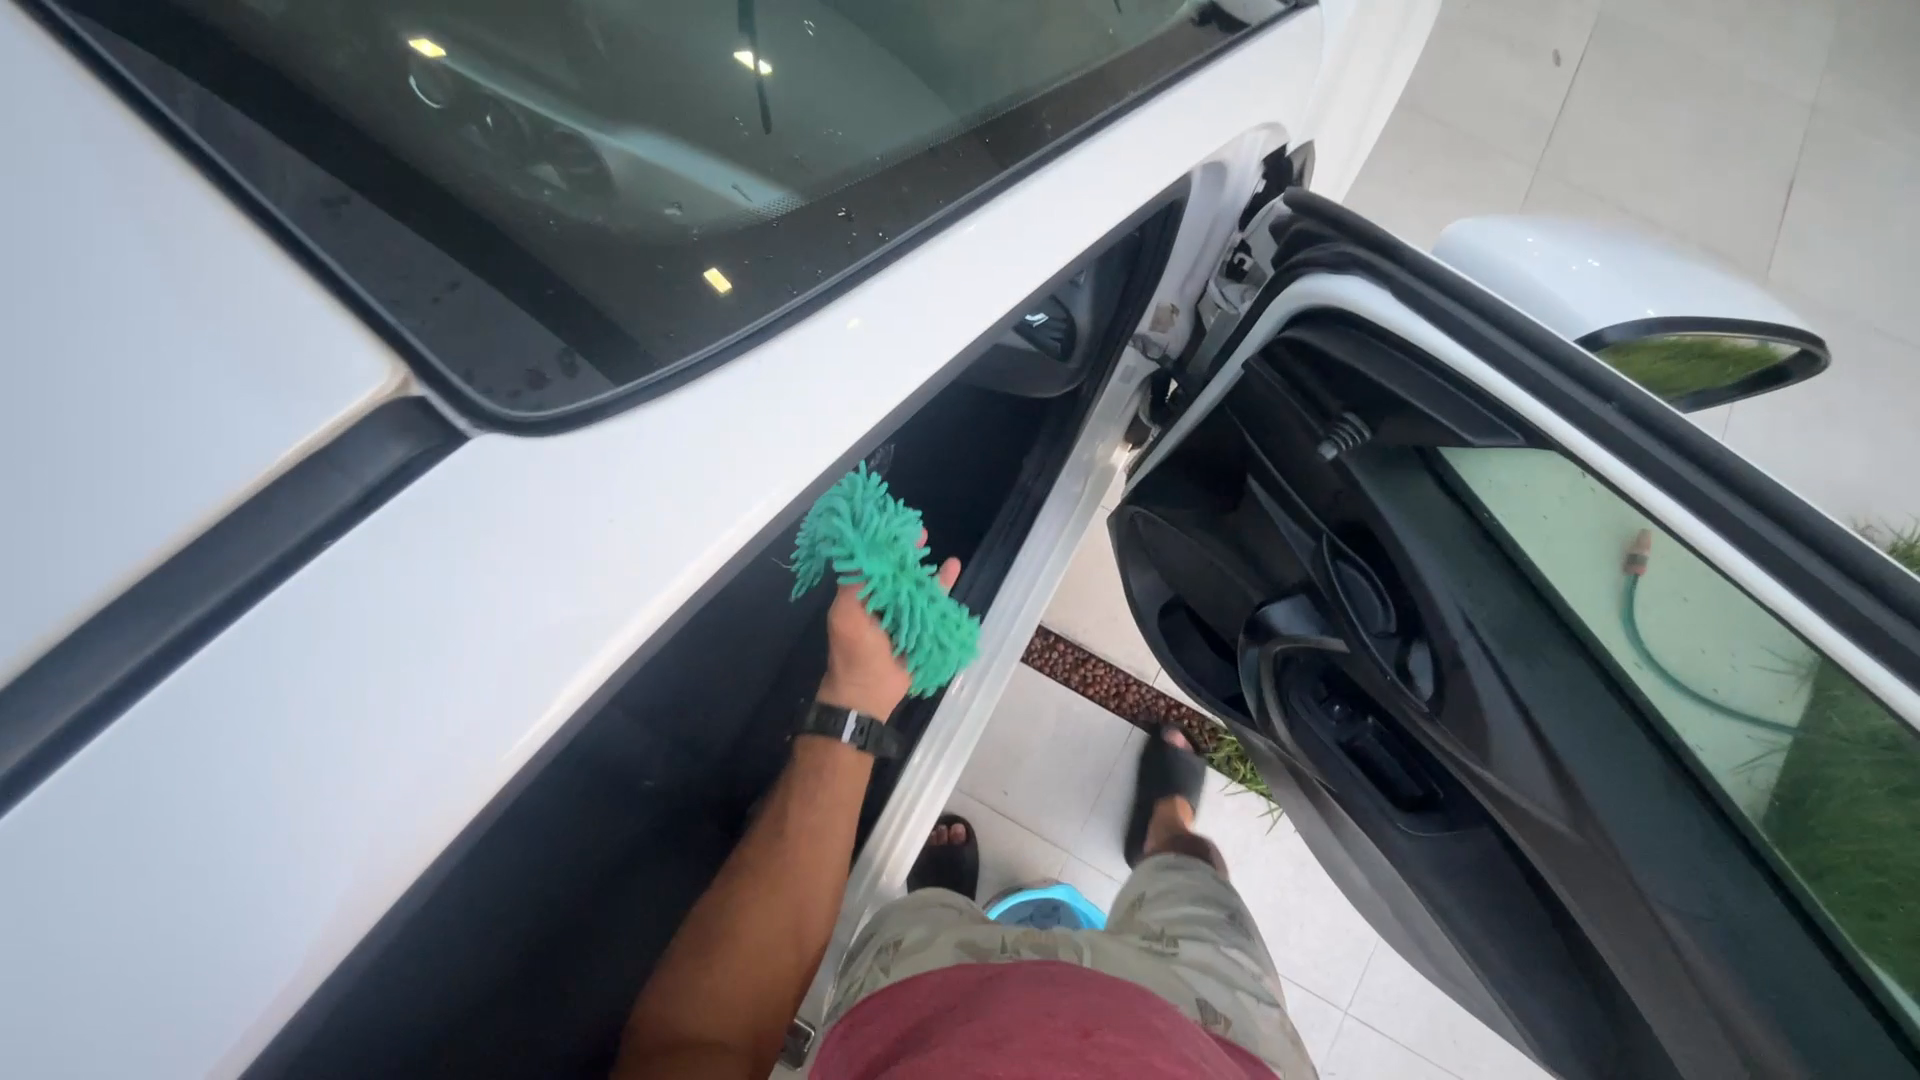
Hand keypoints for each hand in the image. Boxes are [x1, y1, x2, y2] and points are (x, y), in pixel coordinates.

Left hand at [817, 535, 961, 720]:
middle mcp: (880, 601)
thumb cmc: (854, 654)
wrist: (869, 694)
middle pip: (896, 571)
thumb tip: (868, 553)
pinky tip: (952, 569)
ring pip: (917, 584)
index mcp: (859, 595)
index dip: (883, 545)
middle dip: (908, 553)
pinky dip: (942, 586)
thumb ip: (855, 585)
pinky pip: (933, 603)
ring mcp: (901, 614)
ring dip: (927, 568)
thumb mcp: (847, 616)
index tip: (895, 529)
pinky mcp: (919, 627)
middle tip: (920, 533)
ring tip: (939, 550)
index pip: (872, 562)